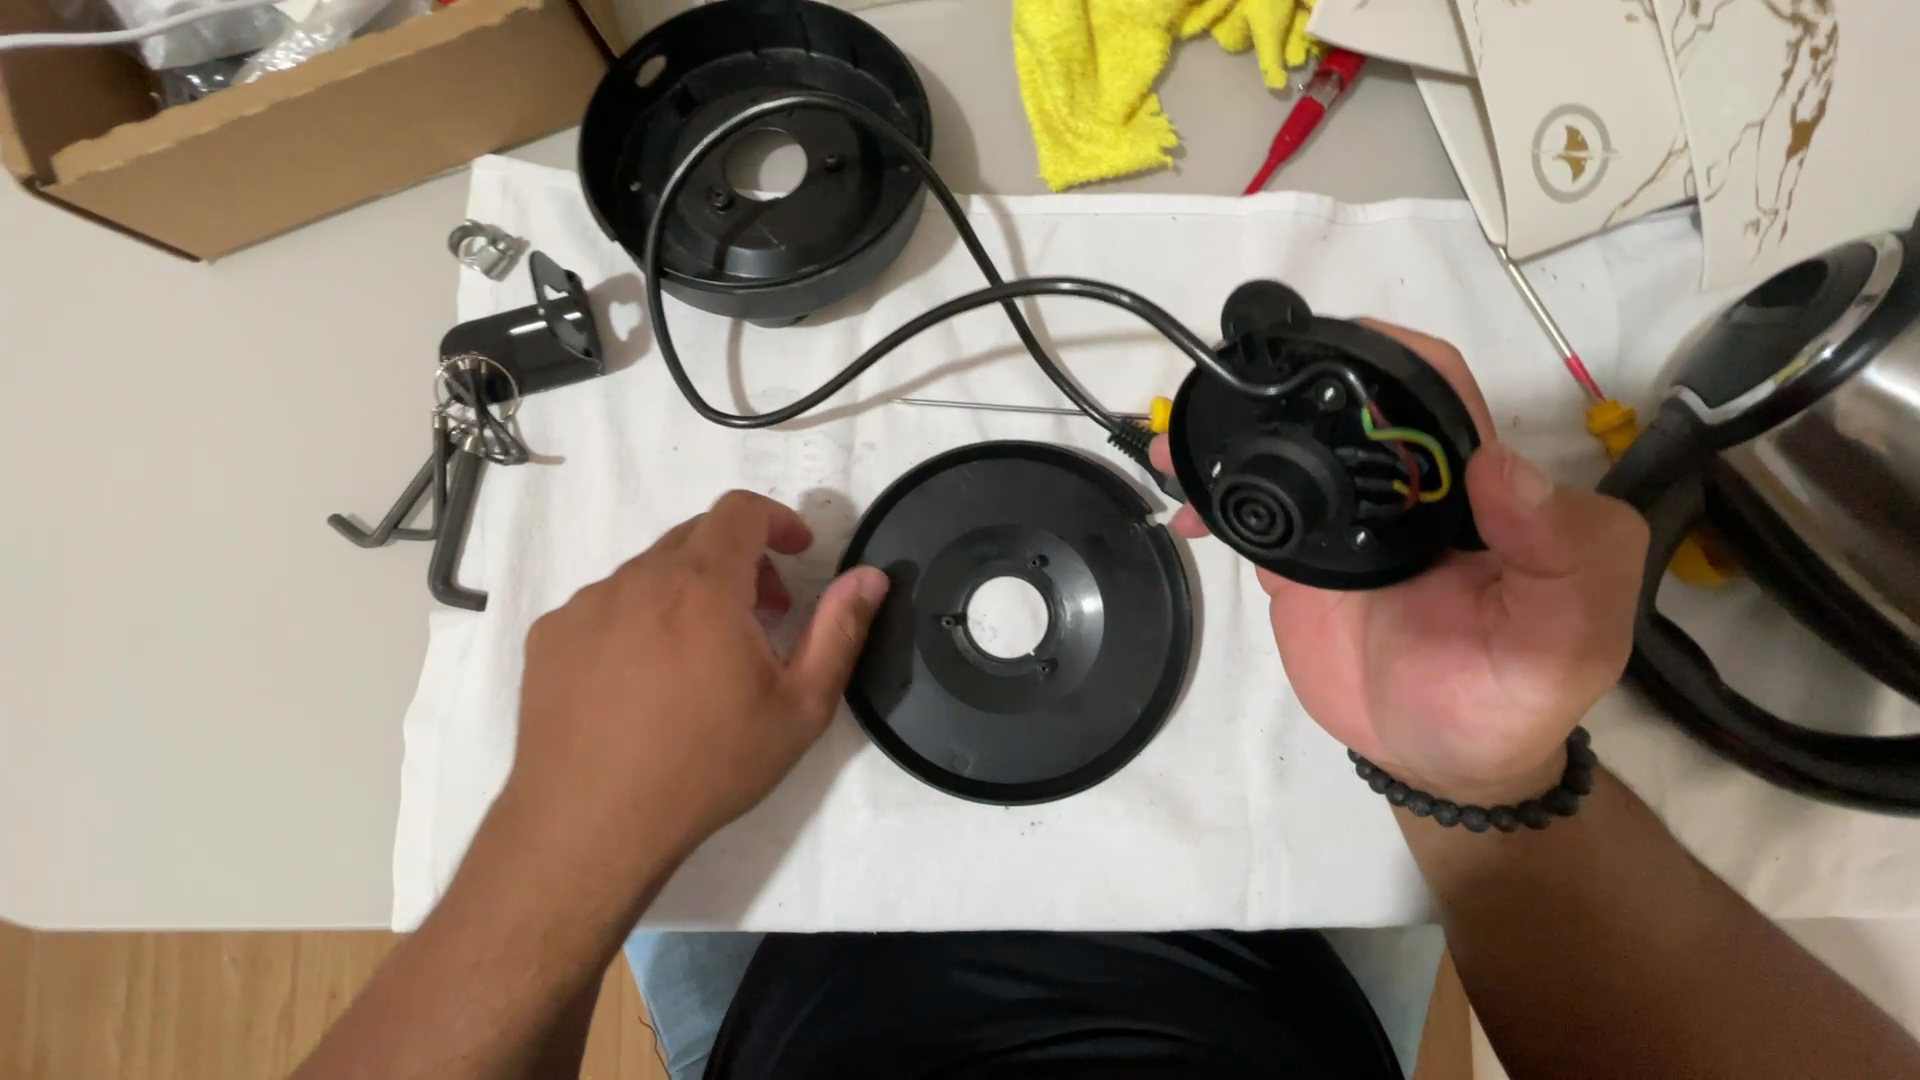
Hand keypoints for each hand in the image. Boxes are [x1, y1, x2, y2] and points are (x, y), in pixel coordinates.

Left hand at [501, 491, 888, 896]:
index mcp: (703, 585)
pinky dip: (640, 619)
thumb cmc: (708, 765)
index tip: (798, 551)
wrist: (589, 827)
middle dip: (742, 561)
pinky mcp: (550, 638)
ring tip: (701, 658)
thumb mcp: (800, 706)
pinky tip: (644, 681)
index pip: (740, 511)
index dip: (777, 519)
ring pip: (651, 573)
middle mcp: (639, 579)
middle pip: (697, 537)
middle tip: (764, 615)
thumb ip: (841, 630)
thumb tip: (870, 576)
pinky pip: (606, 605)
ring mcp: (586, 606)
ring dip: (689, 592)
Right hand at [1153, 322, 1647, 804]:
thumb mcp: (1572, 631)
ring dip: (1229, 446)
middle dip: (1279, 392)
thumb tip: (1494, 463)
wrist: (1435, 756)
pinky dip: (1215, 510)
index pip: (1430, 392)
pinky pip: (1252, 522)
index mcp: (1465, 488)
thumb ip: (1563, 548)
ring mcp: (1339, 530)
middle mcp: (1397, 493)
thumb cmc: (1512, 695)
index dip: (1385, 354)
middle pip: (1337, 416)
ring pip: (1284, 463)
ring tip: (1172, 447)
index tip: (1324, 342)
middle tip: (1220, 390)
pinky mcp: (1295, 568)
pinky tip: (1185, 513)